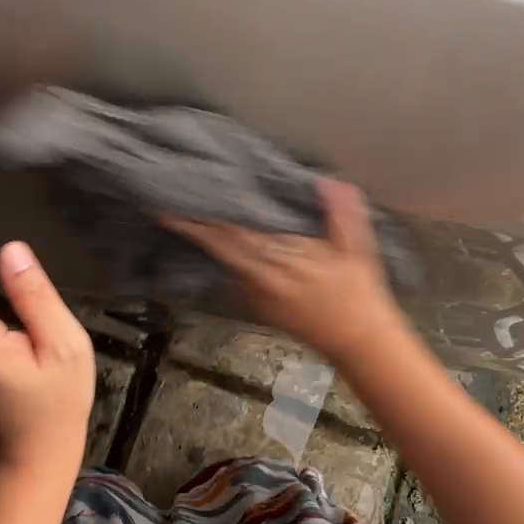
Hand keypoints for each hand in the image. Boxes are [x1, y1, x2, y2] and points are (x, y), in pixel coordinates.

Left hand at [161, 179, 411, 362]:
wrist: (356, 342)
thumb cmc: (359, 294)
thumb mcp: (357, 251)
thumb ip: (342, 214)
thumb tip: (325, 181)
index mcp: (280, 261)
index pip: (231, 235)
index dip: (200, 220)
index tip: (173, 203)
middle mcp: (260, 278)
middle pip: (217, 246)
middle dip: (190, 225)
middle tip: (165, 202)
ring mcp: (255, 294)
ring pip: (222, 260)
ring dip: (204, 239)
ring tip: (184, 213)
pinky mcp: (258, 304)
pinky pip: (232, 273)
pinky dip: (222, 255)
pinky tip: (217, 241)